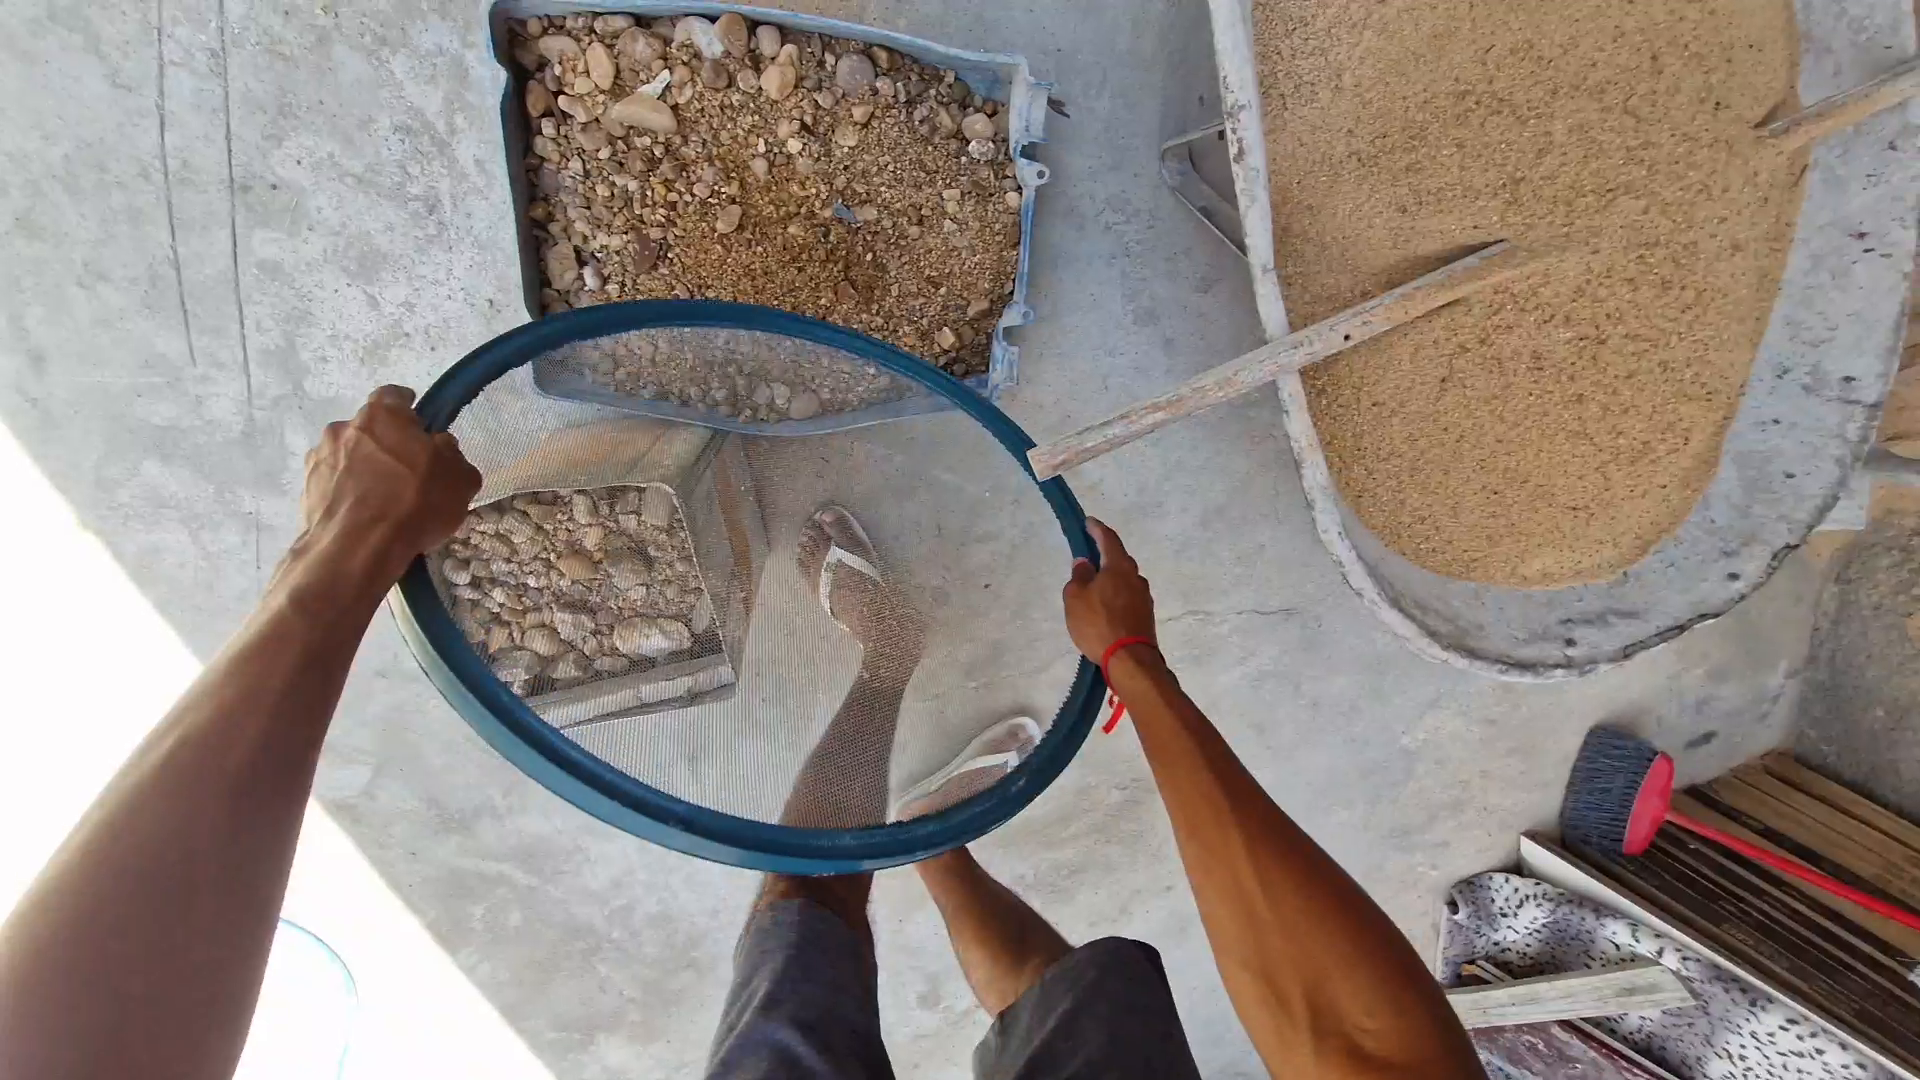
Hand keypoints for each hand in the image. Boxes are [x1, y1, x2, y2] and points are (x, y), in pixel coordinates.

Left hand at [298, 385, 480, 585]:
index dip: (409, 407)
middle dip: (388, 443)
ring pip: (351, 454)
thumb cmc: (417, 502)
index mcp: (383, 416)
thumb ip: (452, 454)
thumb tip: (439, 447)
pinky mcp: (306, 487)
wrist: (358, 546)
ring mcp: (319, 457)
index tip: (421, 426)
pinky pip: (336, 480)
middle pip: (371, 428)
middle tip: (411, 471)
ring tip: (387, 498)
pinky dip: (351, 490)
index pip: (394, 394)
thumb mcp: (461, 478)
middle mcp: (344, 427)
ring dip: (367, 468)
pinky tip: (369, 514)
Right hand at [1061, 517, 1157, 661]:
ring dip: (1110, 577)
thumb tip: (1084, 562)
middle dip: (1104, 554)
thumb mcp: (1076, 598)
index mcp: (1118, 567)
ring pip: (1124, 579)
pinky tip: (1105, 605)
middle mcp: (1135, 577)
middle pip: (1119, 559)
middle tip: (1088, 555)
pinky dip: (1116, 594)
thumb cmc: (1098, 623)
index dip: (1097, 529)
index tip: (1088, 522)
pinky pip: (1127, 596)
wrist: (1130, 660)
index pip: (1108, 539)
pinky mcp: (1145, 615)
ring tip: (1094, 585)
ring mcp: (1143, 597)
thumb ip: (1079, 576)